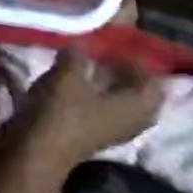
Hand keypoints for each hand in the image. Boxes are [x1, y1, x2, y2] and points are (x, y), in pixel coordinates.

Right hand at [11, 50, 163, 164]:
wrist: (38, 149)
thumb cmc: (61, 110)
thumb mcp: (67, 75)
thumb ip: (77, 56)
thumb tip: (80, 43)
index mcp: (140, 104)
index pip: (154, 79)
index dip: (137, 60)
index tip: (117, 46)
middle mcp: (135, 120)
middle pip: (139, 93)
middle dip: (125, 74)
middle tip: (106, 57)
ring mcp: (115, 131)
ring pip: (122, 104)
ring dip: (110, 87)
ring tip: (90, 71)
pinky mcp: (95, 136)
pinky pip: (105, 112)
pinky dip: (97, 99)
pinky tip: (79, 90)